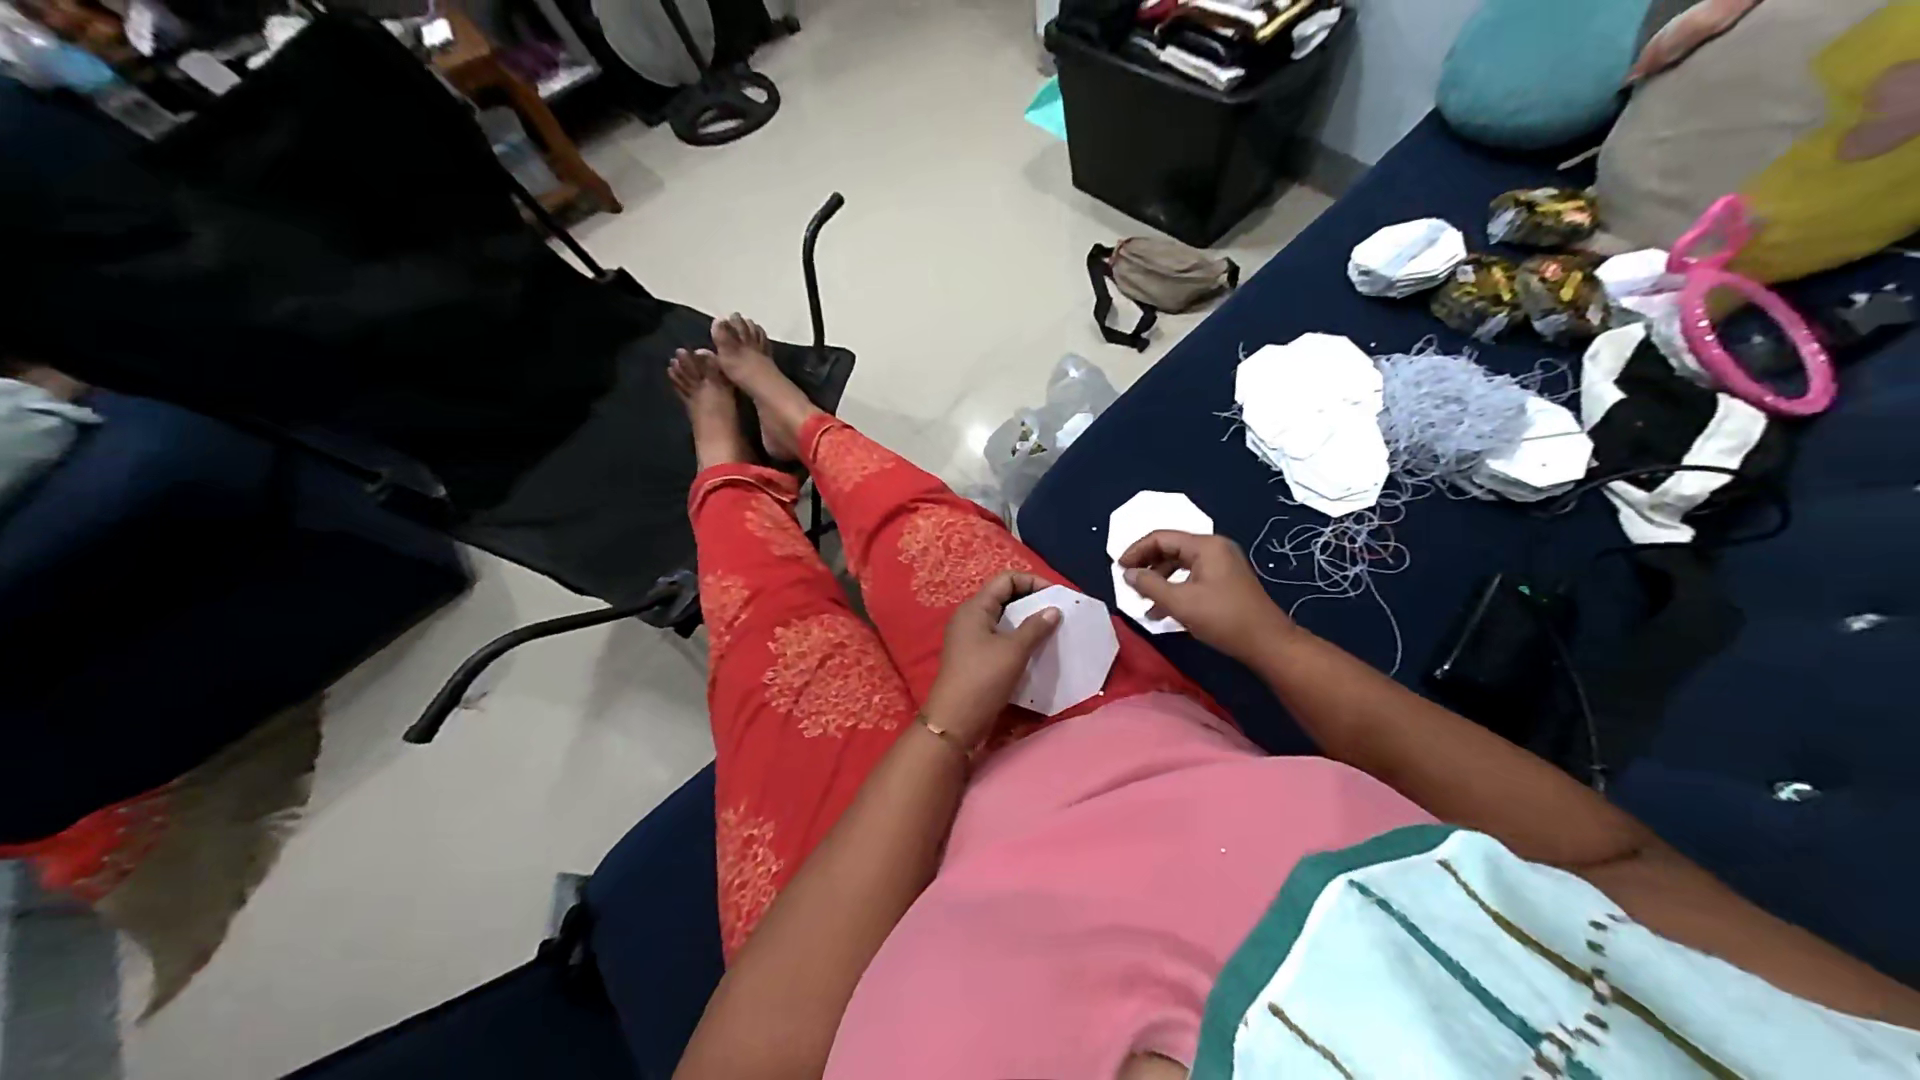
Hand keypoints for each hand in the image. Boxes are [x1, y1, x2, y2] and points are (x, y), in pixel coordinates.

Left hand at [922, 572, 1061, 749]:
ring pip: (1004, 620)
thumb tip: (1053, 610)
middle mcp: (970, 618)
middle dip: (1033, 603)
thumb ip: (1035, 627)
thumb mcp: (1013, 651)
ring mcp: (971, 639)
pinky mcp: (975, 658)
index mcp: (975, 608)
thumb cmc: (983, 679)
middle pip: (1005, 598)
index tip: (1057, 597)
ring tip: (1053, 632)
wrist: (955, 721)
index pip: (1006, 580)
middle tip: (1059, 614)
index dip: (1033, 582)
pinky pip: (1001, 639)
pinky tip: (1037, 651)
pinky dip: (1019, 640)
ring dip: (1028, 623)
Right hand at [1117, 531, 1295, 662]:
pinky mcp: (1225, 580)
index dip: (1136, 551)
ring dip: (1159, 580)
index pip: (1161, 538)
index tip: (1119, 569)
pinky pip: (1192, 576)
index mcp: (1206, 546)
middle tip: (1129, 583)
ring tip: (1144, 600)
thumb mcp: (1180, 603)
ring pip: (1180, 564)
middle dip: (1147, 565)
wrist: (1268, 643)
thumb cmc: (1223, 619)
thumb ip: (1149, 585)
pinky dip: (1175, 588)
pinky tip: (1163, 609)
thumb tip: (1127, 574)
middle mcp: (1215, 548)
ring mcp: (1222, 564)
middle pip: (1171, 548)